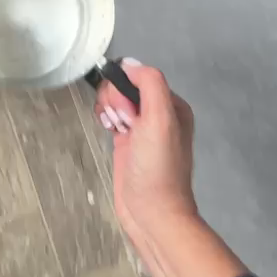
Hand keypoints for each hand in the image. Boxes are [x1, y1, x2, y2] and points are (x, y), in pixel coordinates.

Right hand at [93, 60, 197, 237]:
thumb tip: (129, 63)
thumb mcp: (160, 120)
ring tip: (116, 130)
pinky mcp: (125, 139)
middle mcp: (157, 112)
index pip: (137, 75)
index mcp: (171, 105)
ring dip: (108, 109)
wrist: (151, 212)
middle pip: (123, 85)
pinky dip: (104, 117)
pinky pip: (109, 113)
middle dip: (115, 100)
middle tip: (124, 125)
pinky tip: (108, 130)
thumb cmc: (157, 167)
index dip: (125, 88)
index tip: (129, 113)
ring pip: (113, 98)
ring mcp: (140, 126)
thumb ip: (150, 84)